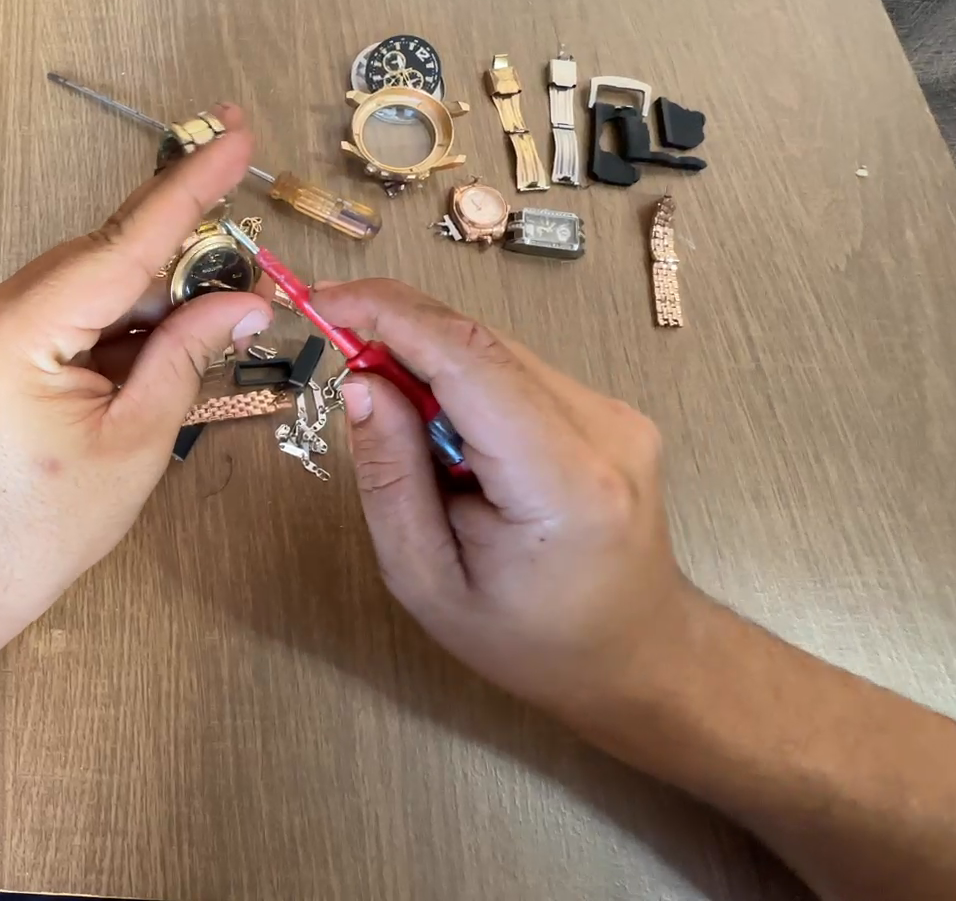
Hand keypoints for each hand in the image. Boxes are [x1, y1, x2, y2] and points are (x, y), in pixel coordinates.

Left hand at [0, 105, 273, 622]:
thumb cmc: (53, 523)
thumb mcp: (138, 437)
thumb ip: (187, 350)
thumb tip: (247, 300)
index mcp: (14, 331)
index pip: (119, 244)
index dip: (187, 190)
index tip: (236, 134)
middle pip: (102, 257)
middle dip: (179, 259)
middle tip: (245, 266)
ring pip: (88, 279)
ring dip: (150, 293)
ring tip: (207, 317)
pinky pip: (66, 304)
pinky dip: (116, 317)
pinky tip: (154, 341)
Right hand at [312, 279, 702, 722]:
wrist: (636, 655)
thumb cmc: (522, 636)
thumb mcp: (423, 575)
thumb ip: (388, 476)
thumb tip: (361, 381)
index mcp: (562, 481)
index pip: (468, 361)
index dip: (389, 314)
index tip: (320, 299)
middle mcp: (603, 427)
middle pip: (478, 342)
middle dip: (393, 329)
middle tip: (330, 343)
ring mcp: (612, 413)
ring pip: (489, 349)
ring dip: (419, 358)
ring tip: (384, 412)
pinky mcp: (604, 410)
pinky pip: (507, 369)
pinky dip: (451, 378)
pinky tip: (433, 428)